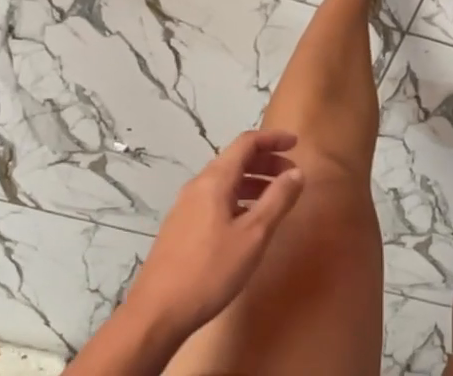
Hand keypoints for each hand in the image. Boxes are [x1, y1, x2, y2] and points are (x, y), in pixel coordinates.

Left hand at [123, 130, 305, 337]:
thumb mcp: (253, 236)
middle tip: (292, 176)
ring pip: (225, 182)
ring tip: (276, 199)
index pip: (246, 143)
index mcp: (214, 180)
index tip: (296, 144)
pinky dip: (238, 200)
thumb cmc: (209, 271)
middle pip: (235, 160)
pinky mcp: (181, 228)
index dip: (272, 139)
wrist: (156, 313)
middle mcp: (198, 186)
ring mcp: (186, 208)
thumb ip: (277, 200)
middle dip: (266, 162)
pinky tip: (248, 223)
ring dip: (253, 182)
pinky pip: (215, 200)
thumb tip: (296, 172)